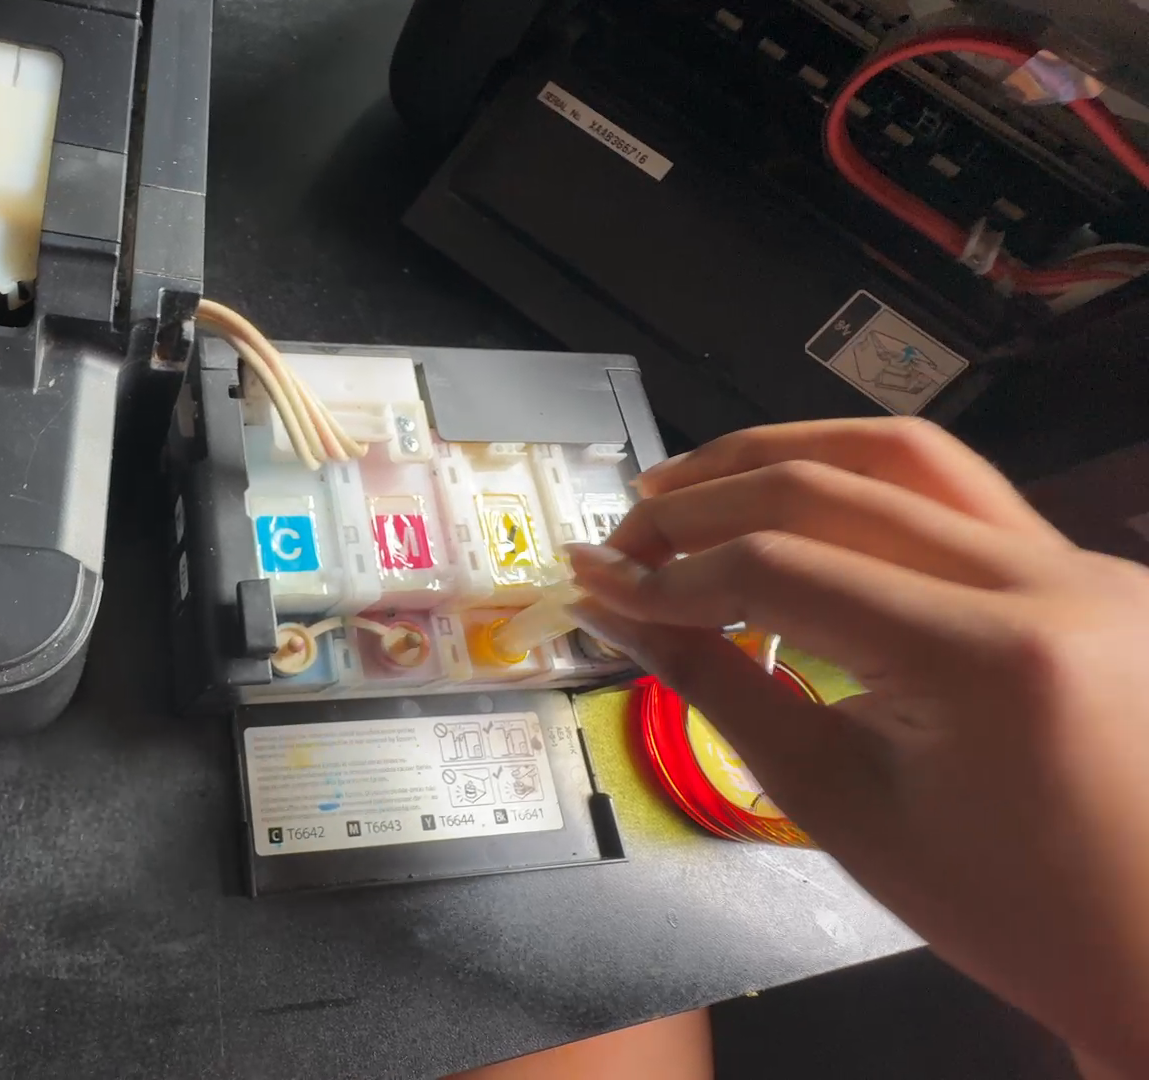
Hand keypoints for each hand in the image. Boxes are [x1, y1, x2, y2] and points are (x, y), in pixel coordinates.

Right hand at [564, 418, 1148, 1075]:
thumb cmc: (993, 897)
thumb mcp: (822, 791)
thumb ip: (703, 676)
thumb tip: (605, 608)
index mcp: (988, 656)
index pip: (773, 571)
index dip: (661, 576)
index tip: (589, 584)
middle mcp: (1046, 578)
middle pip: (816, 491)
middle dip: (690, 512)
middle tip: (616, 546)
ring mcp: (1073, 558)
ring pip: (887, 452)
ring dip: (757, 458)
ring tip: (672, 484)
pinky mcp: (1070, 561)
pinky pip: (938, 481)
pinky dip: (832, 468)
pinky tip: (770, 488)